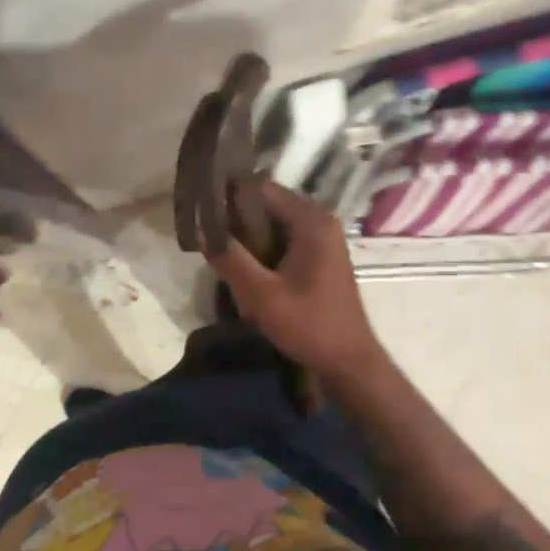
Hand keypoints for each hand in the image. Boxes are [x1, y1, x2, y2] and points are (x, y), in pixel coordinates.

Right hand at [204, 182, 384, 377]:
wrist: (348, 361)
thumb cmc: (308, 325)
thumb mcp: (261, 295)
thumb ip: (230, 259)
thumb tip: (201, 231)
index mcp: (311, 221)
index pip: (261, 190)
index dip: (229, 200)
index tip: (203, 218)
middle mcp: (320, 221)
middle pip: (267, 206)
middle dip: (237, 223)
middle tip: (209, 244)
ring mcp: (322, 240)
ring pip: (273, 226)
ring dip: (249, 241)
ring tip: (224, 261)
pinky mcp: (319, 258)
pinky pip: (283, 242)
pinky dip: (263, 253)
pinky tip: (247, 275)